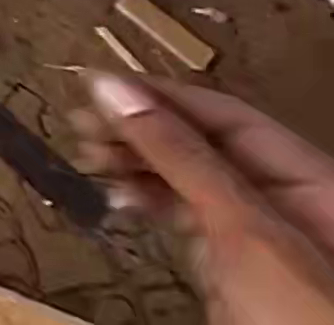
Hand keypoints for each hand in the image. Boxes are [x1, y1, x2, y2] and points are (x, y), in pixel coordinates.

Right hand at [74, 73, 333, 324]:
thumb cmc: (306, 317)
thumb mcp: (242, 232)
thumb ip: (178, 155)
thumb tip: (108, 86)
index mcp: (319, 188)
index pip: (227, 116)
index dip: (158, 96)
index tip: (88, 87)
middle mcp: (294, 203)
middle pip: (204, 142)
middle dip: (137, 129)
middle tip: (77, 126)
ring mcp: (266, 236)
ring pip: (187, 173)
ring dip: (131, 159)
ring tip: (87, 158)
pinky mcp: (238, 260)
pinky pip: (185, 208)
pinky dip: (144, 194)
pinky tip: (116, 196)